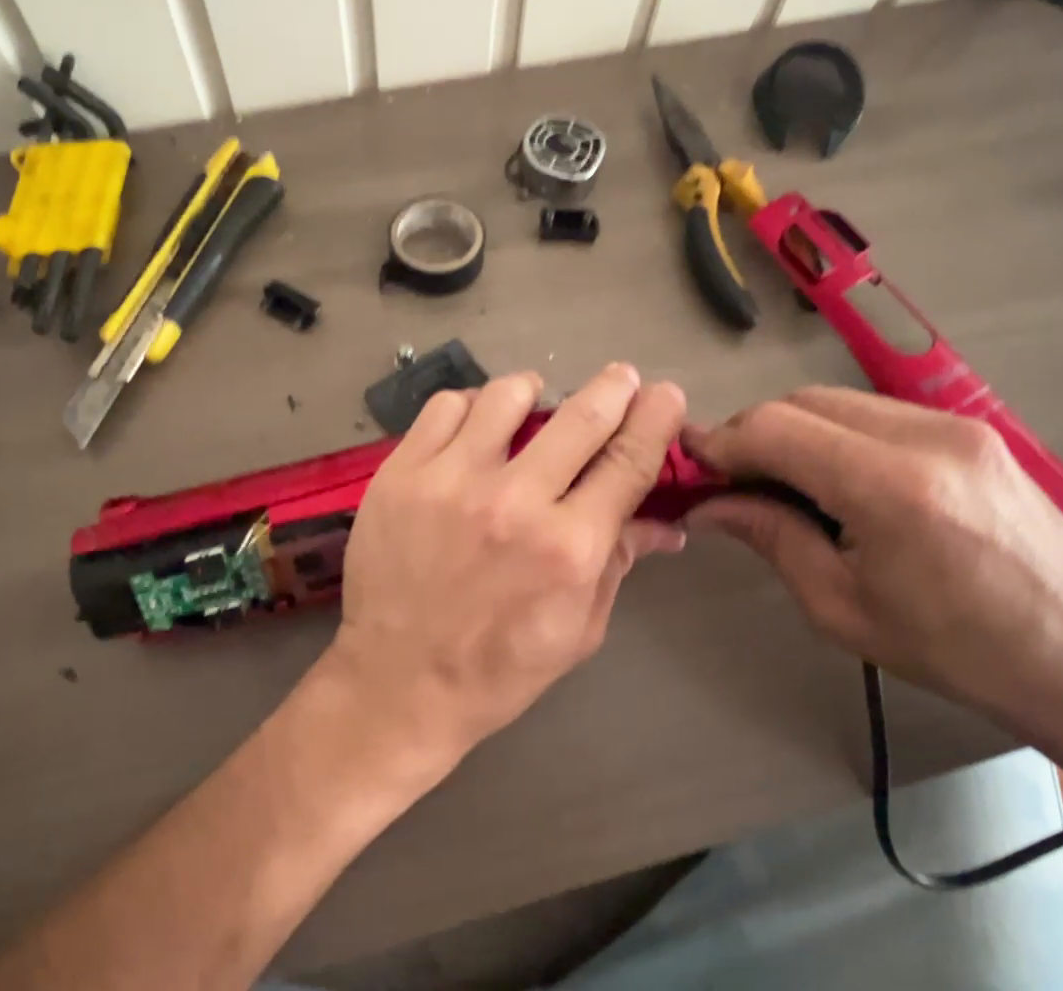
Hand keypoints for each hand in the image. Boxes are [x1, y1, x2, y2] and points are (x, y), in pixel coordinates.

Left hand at [321, 364, 688, 764]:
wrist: (398, 683)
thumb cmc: (498, 670)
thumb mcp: (578, 630)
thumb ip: (619, 564)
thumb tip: (665, 523)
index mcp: (569, 548)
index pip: (630, 460)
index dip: (656, 418)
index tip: (665, 394)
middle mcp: (515, 503)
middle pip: (582, 416)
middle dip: (613, 388)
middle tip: (619, 380)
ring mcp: (451, 482)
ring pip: (508, 396)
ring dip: (534, 393)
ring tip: (535, 403)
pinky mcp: (401, 475)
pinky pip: (445, 408)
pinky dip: (470, 408)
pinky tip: (475, 427)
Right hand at [684, 386, 1062, 746]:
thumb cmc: (949, 648)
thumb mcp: (838, 605)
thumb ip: (769, 536)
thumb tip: (708, 504)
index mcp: (890, 487)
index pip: (775, 430)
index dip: (721, 441)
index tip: (688, 463)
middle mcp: (926, 436)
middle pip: (803, 401)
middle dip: (752, 433)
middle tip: (727, 478)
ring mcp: (958, 425)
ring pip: (840, 400)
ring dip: (793, 430)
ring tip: (776, 481)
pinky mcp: (975, 431)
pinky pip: (879, 413)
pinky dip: (837, 433)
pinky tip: (833, 478)